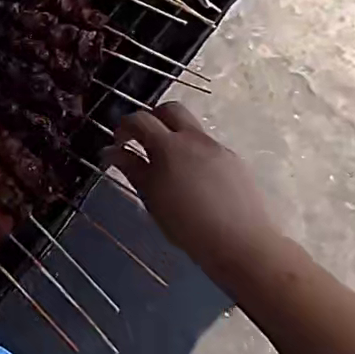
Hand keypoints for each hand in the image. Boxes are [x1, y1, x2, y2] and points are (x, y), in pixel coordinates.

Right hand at [103, 102, 285, 278]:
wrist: (242, 243)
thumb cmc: (189, 226)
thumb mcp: (153, 199)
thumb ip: (133, 169)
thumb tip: (112, 152)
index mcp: (169, 146)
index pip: (140, 119)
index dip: (124, 126)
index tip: (118, 142)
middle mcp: (194, 138)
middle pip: (169, 109)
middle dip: (153, 119)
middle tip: (143, 143)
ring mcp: (217, 147)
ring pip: (190, 128)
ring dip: (174, 137)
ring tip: (168, 169)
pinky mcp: (233, 160)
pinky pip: (207, 147)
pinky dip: (193, 154)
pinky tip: (194, 183)